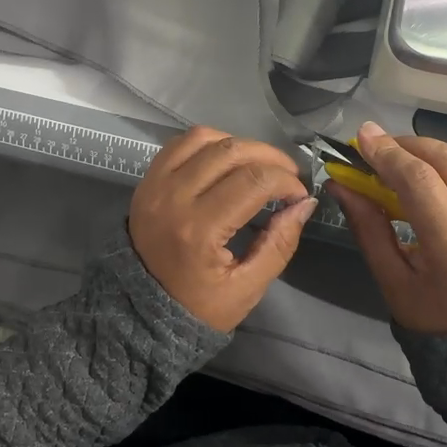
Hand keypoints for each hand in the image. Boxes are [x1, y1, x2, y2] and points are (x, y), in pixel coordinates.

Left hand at [128, 127, 317, 332]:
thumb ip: (279, 243)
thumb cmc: (199, 305)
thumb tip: (305, 203)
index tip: (300, 195)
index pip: (253, 181)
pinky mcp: (147, 180)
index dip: (286, 181)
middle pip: (231, 151)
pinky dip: (209, 143)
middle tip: (288, 176)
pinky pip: (180, 143)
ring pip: (204, 138)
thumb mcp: (247, 288)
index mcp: (199, 230)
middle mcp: (173, 197)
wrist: (141, 308)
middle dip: (270, 157)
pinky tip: (228, 160)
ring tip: (259, 166)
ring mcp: (155, 184)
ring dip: (240, 144)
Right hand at [328, 121, 446, 333]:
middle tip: (385, 144)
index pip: (421, 183)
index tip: (364, 136)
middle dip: (414, 146)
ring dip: (440, 165)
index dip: (389, 154)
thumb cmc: (439, 322)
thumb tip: (341, 182)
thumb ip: (368, 226)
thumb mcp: (393, 280)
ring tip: (414, 174)